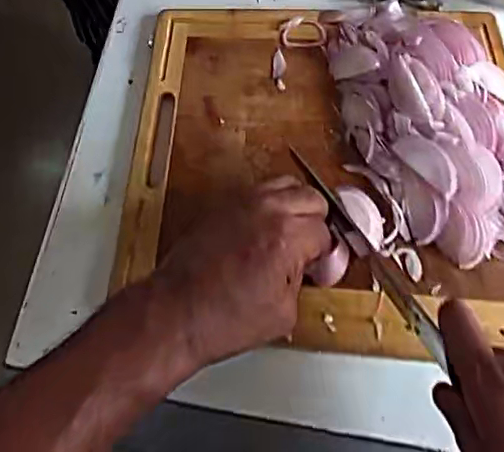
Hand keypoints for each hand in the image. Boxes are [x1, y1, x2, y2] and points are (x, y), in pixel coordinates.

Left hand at [145, 177, 332, 371]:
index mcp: (285, 236)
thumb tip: (311, 265)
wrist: (178, 310)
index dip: (325, 255)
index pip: (324, 232)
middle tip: (307, 249)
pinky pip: (260, 190)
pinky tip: (264, 230)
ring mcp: (244, 199)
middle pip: (312, 197)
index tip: (319, 267)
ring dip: (294, 206)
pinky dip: (269, 204)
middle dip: (315, 223)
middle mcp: (267, 208)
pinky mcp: (225, 200)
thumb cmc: (223, 318)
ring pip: (287, 184)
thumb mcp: (283, 312)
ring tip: (287, 235)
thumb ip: (304, 279)